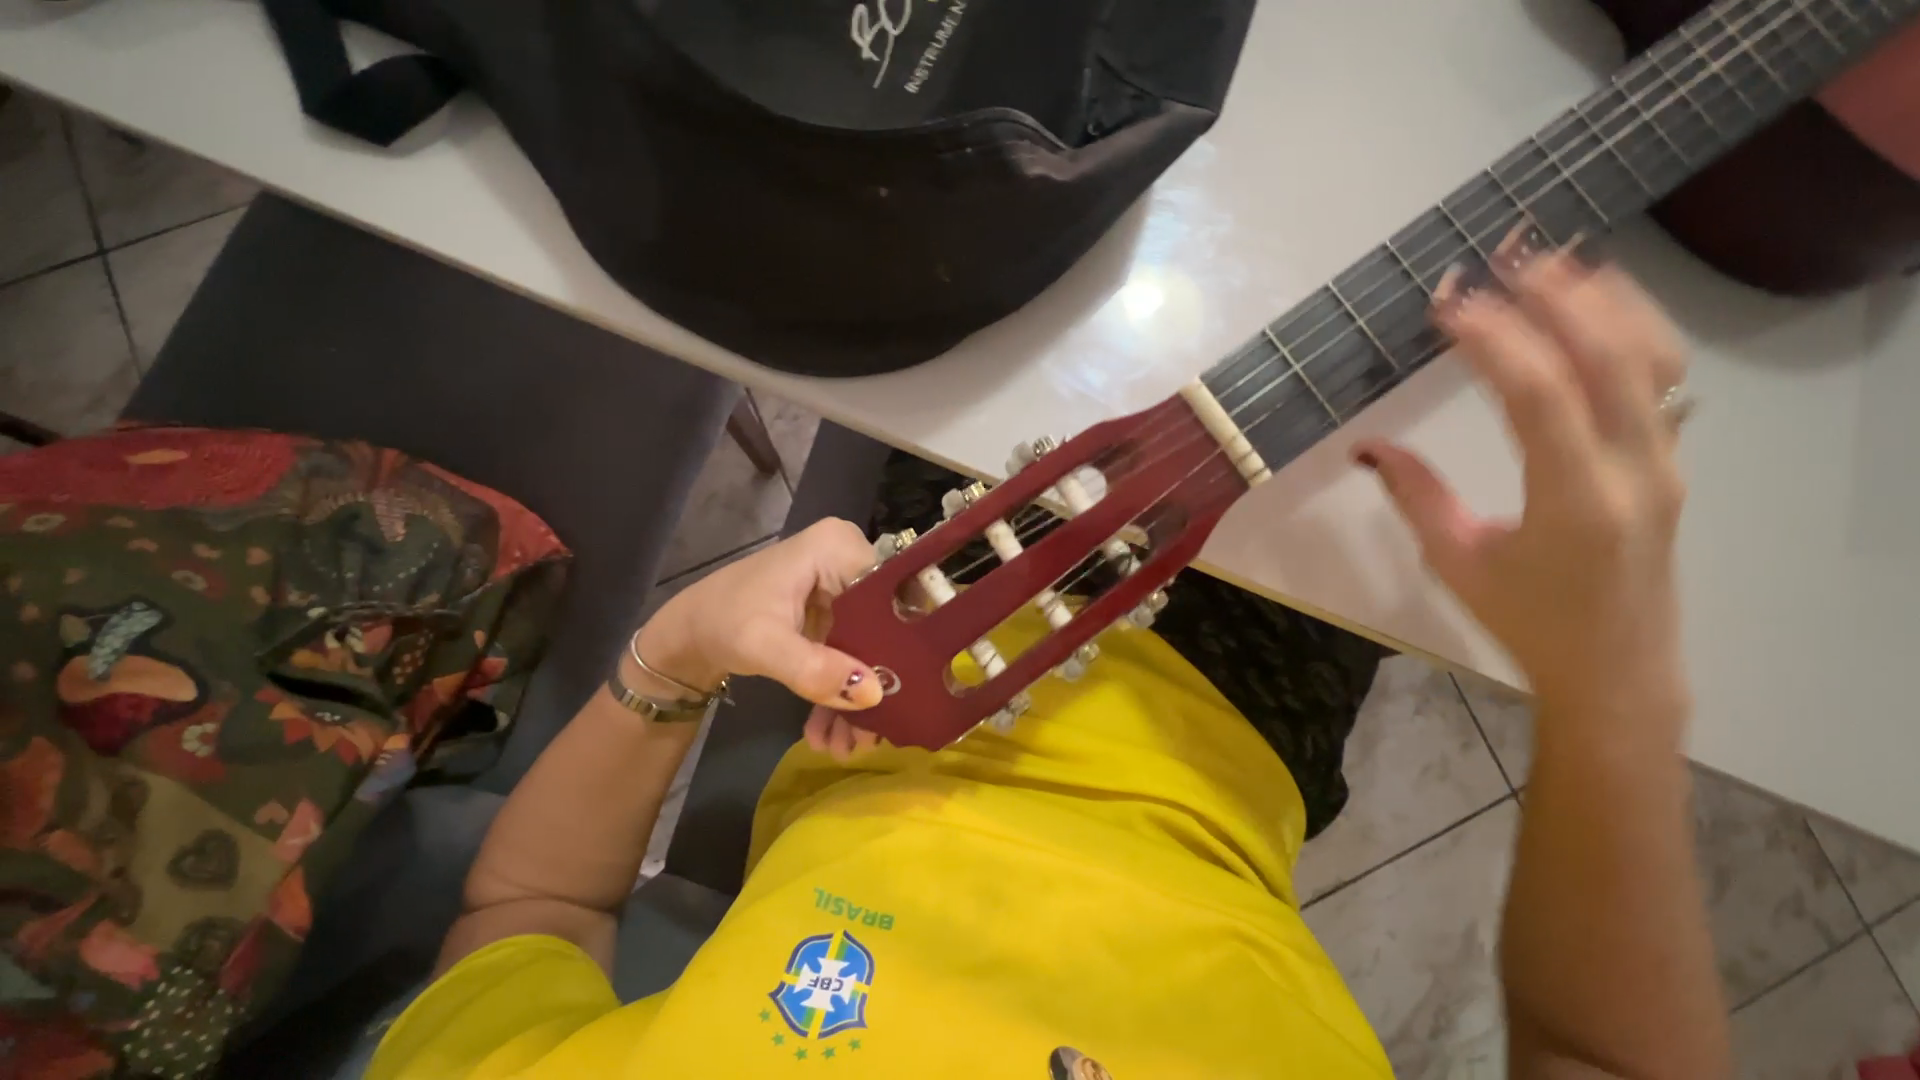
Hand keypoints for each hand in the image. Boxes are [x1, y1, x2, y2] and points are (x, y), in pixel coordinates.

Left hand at [636, 519, 885, 711]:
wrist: (687, 633)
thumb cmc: (720, 622)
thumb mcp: (765, 646)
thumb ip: (816, 669)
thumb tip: (874, 695)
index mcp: (838, 548)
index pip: (894, 591)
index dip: (902, 643)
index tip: (904, 694)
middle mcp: (849, 559)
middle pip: (886, 624)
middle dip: (877, 683)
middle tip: (872, 736)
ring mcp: (842, 587)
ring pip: (870, 645)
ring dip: (858, 698)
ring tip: (848, 747)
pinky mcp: (833, 614)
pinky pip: (852, 652)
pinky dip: (841, 690)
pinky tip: (832, 733)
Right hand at [1354, 243, 1689, 711]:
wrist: (1616, 668)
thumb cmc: (1525, 621)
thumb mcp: (1455, 561)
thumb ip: (1413, 494)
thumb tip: (1364, 444)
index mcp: (1572, 499)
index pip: (1536, 395)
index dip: (1491, 341)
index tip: (1448, 303)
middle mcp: (1633, 468)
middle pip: (1606, 357)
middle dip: (1554, 297)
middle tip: (1501, 257)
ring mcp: (1664, 459)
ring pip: (1650, 357)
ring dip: (1601, 300)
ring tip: (1550, 260)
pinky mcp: (1670, 458)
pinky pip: (1661, 377)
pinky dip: (1631, 327)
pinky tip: (1596, 302)